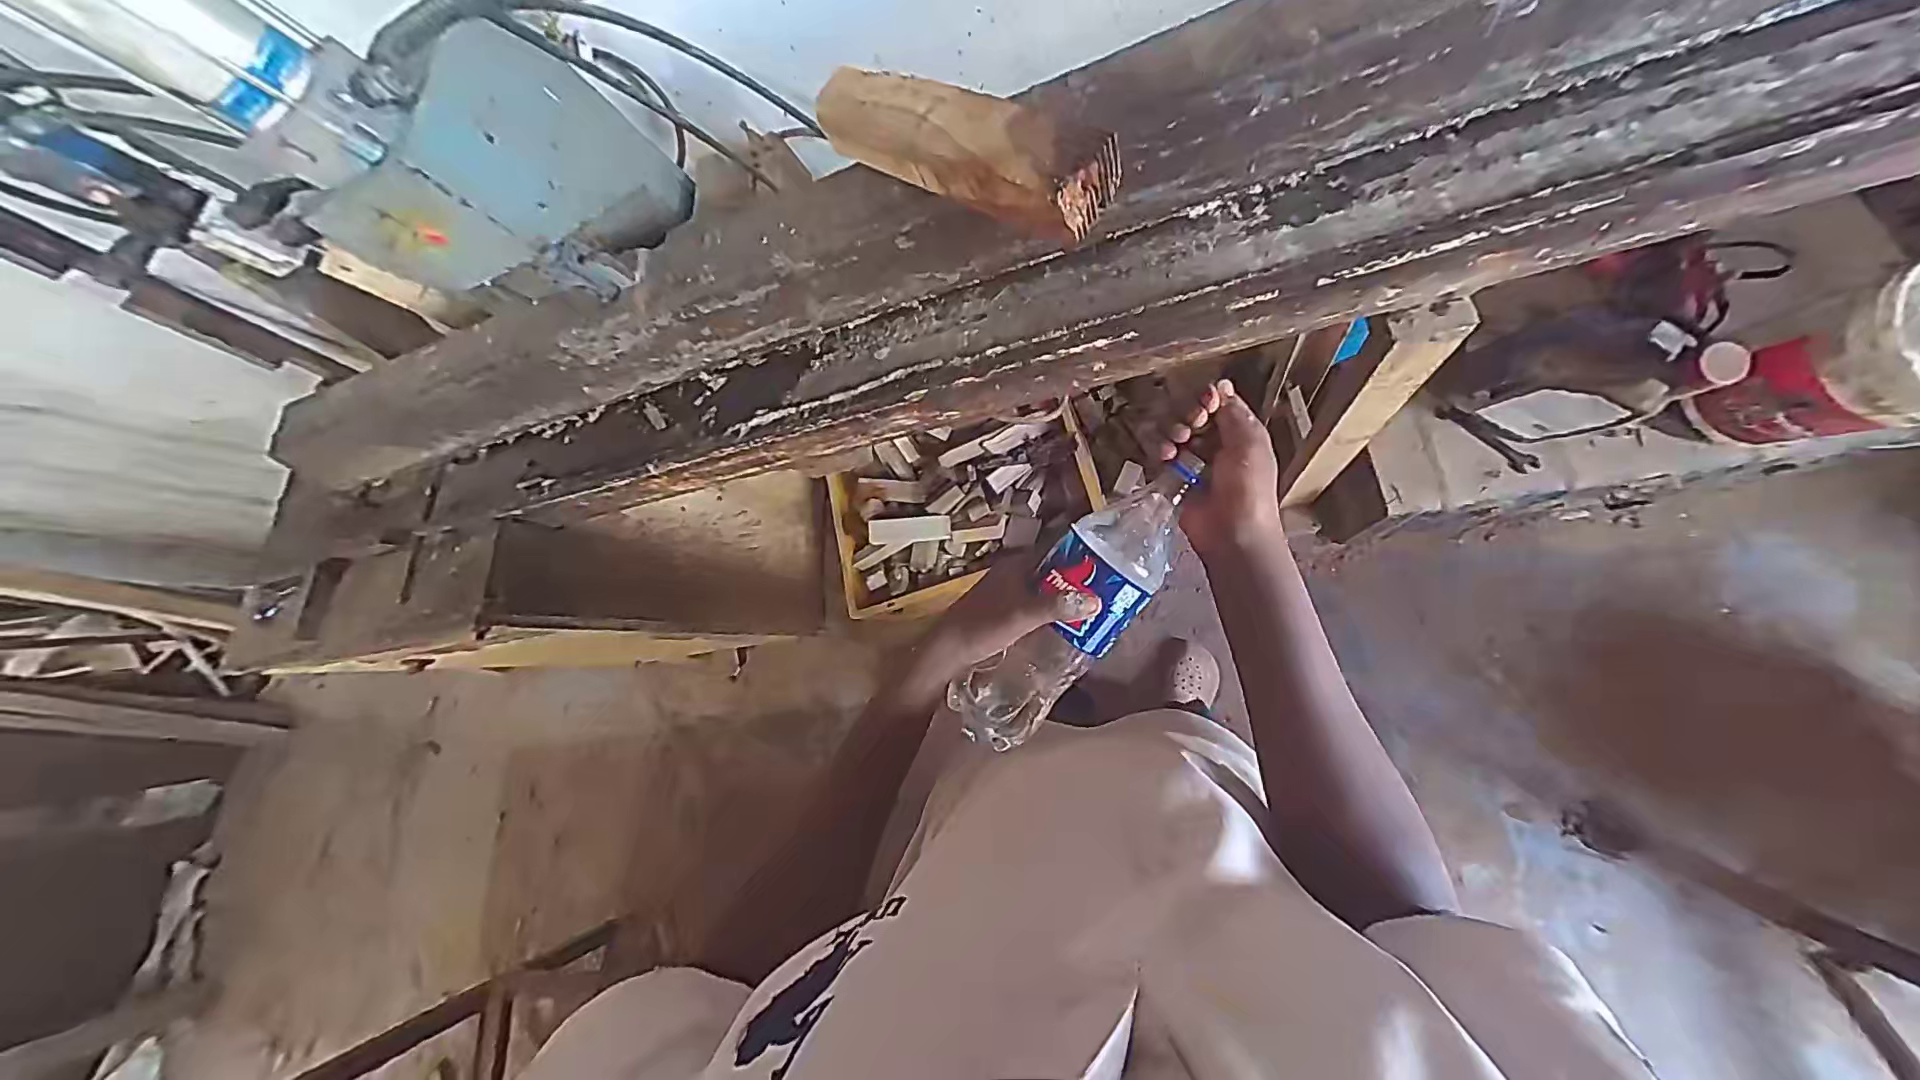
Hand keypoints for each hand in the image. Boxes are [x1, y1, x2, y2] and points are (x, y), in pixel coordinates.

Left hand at [915, 543, 1099, 672]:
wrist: (948, 651)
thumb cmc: (983, 626)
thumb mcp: (1024, 616)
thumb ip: (1057, 606)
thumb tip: (1095, 600)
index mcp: (1016, 565)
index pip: (1055, 548)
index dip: (1081, 552)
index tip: (1109, 559)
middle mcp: (1013, 573)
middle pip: (1054, 569)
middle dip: (1079, 577)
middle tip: (1110, 587)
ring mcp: (1009, 592)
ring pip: (1046, 588)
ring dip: (1067, 595)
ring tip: (1098, 605)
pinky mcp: (1006, 611)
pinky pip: (1038, 604)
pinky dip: (1054, 610)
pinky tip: (1069, 622)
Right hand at [1155, 379, 1282, 557]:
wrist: (1232, 533)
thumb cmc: (1248, 488)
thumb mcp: (1249, 443)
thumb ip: (1233, 413)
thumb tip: (1221, 383)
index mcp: (1239, 434)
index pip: (1218, 404)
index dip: (1208, 400)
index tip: (1205, 405)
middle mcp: (1216, 445)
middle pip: (1192, 416)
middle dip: (1187, 416)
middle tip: (1189, 428)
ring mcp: (1194, 463)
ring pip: (1173, 433)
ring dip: (1171, 433)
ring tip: (1175, 445)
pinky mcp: (1174, 479)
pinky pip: (1161, 457)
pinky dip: (1160, 452)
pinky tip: (1165, 457)